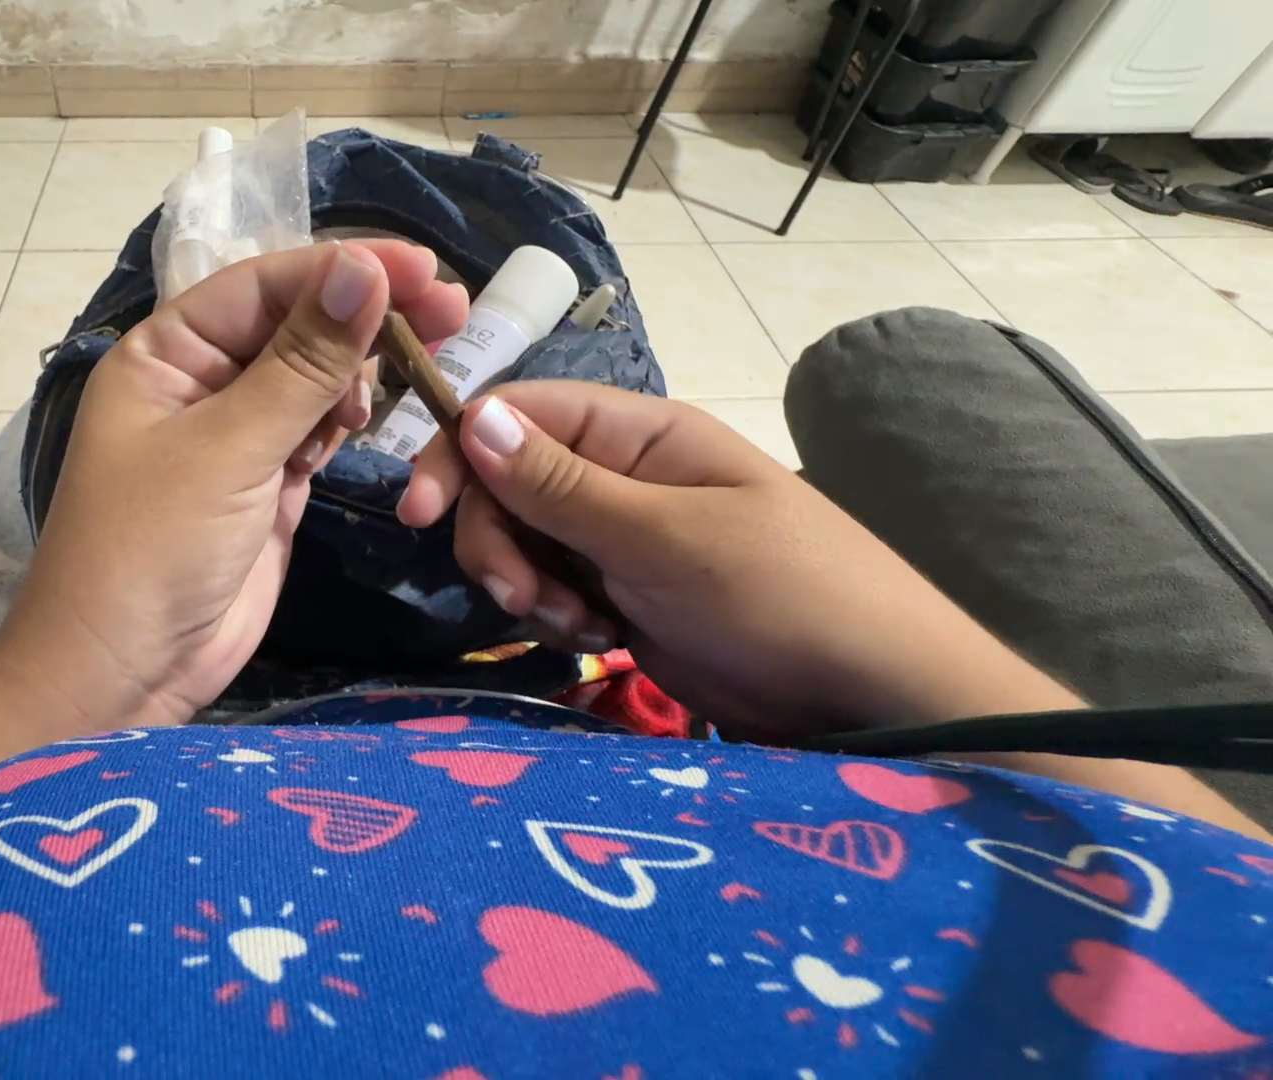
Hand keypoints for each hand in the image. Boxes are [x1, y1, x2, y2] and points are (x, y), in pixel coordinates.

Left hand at [0, 241, 469, 729]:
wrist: (129, 671)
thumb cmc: (154, 550)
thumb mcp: (228, 450)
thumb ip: (301, 364)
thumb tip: (364, 269)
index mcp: (167, 353)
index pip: (265, 286)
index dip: (344, 269)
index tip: (425, 269)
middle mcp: (202, 383)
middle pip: (295, 327)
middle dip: (366, 316)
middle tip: (452, 310)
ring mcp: (238, 436)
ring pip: (313, 378)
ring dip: (360, 371)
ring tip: (415, 369)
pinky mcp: (268, 484)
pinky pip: (317, 431)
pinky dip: (345, 422)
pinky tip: (364, 423)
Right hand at [397, 381, 1081, 736]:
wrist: (860, 699)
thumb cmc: (781, 596)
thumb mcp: (664, 538)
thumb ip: (560, 485)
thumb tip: (473, 417)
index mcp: (633, 433)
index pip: (515, 414)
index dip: (458, 455)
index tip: (418, 514)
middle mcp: (612, 473)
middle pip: (502, 487)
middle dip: (499, 545)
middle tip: (522, 601)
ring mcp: (608, 533)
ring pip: (517, 543)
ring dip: (529, 588)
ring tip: (585, 628)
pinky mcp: (609, 587)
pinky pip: (545, 587)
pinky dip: (555, 615)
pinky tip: (600, 639)